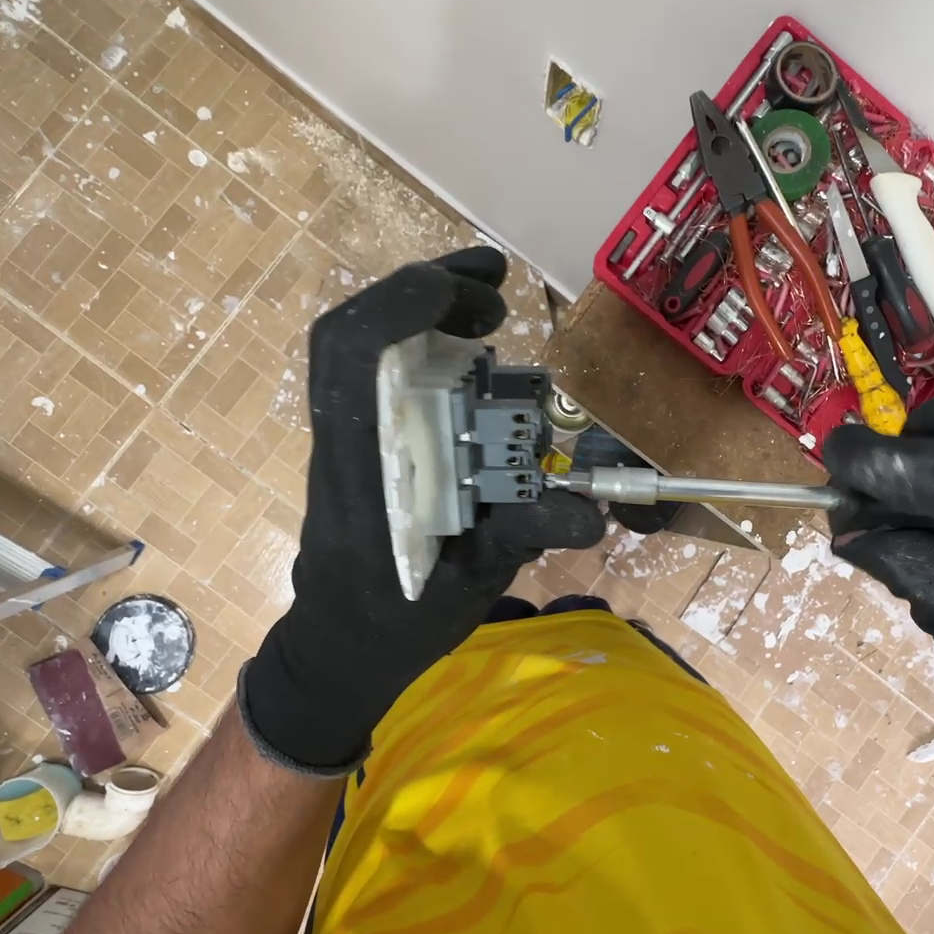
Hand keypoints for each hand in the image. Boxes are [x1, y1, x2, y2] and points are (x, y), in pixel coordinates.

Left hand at [238, 247, 603, 774]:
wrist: (344, 641)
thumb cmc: (399, 618)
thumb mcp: (468, 582)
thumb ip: (518, 535)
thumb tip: (590, 512)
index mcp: (362, 472)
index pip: (350, 361)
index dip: (395, 308)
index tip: (459, 292)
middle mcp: (348, 441)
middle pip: (353, 336)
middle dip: (423, 296)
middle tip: (496, 300)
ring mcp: (352, 436)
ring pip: (365, 347)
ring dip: (426, 313)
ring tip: (492, 310)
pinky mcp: (369, 440)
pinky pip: (383, 371)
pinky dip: (426, 343)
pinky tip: (476, 354)